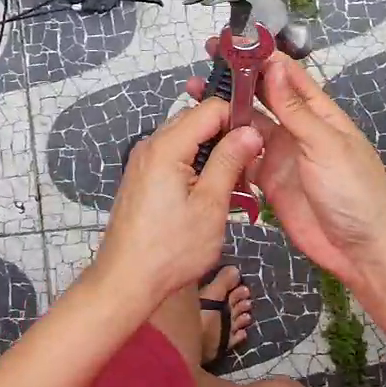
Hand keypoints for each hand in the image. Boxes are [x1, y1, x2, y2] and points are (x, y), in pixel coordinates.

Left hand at [90, 99, 262, 308]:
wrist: (126, 278)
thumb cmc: (171, 248)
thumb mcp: (210, 205)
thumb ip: (229, 162)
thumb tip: (250, 130)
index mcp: (166, 145)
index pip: (209, 108)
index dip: (237, 118)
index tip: (259, 141)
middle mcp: (150, 144)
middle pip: (195, 120)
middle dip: (225, 136)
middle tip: (249, 167)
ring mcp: (143, 160)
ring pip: (185, 139)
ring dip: (211, 153)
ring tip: (233, 185)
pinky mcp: (141, 176)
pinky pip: (172, 155)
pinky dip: (194, 164)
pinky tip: (208, 192)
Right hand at [188, 45, 385, 290]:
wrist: (362, 254)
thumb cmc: (354, 192)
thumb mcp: (325, 145)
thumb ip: (295, 108)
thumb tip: (273, 65)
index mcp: (317, 112)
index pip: (285, 74)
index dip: (258, 55)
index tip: (229, 42)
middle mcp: (296, 126)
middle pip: (261, 94)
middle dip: (235, 77)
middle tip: (205, 61)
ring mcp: (280, 152)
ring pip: (247, 123)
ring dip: (224, 109)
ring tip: (194, 96)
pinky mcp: (268, 179)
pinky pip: (241, 156)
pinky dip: (223, 145)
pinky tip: (202, 136)